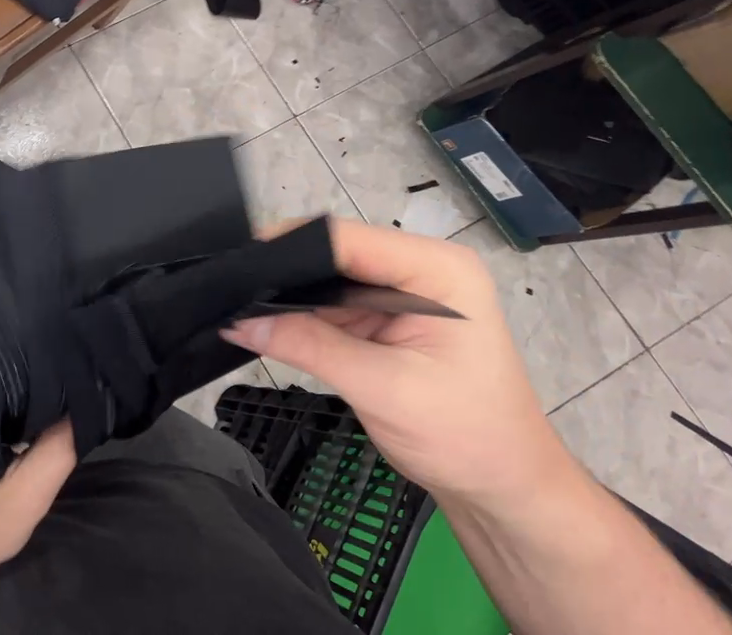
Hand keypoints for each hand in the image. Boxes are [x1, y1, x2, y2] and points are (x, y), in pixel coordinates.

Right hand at [222, 221, 578, 508]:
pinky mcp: (382, 317)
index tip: (235, 265)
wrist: (502, 491)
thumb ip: (307, 346)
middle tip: (229, 290)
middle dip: (282, 272)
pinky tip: (263, 322)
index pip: (347, 239)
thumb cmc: (465, 437)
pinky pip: (327, 303)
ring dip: (286, 295)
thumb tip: (238, 322)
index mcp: (437, 270)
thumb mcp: (381, 388)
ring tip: (237, 306)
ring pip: (323, 278)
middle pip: (332, 252)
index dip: (289, 246)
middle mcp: (419, 269)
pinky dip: (297, 315)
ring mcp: (400, 293)